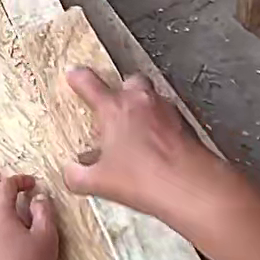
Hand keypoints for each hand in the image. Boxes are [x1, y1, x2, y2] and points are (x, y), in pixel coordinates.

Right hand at [61, 68, 243, 229]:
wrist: (188, 185)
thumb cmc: (144, 178)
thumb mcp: (99, 183)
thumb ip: (78, 175)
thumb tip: (71, 173)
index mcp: (114, 109)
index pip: (90, 84)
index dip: (79, 77)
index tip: (74, 74)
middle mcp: (141, 101)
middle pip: (129, 81)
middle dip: (120, 91)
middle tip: (112, 111)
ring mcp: (165, 109)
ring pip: (150, 97)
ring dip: (141, 108)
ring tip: (133, 133)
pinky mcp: (184, 122)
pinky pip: (166, 115)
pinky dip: (158, 124)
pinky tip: (154, 145)